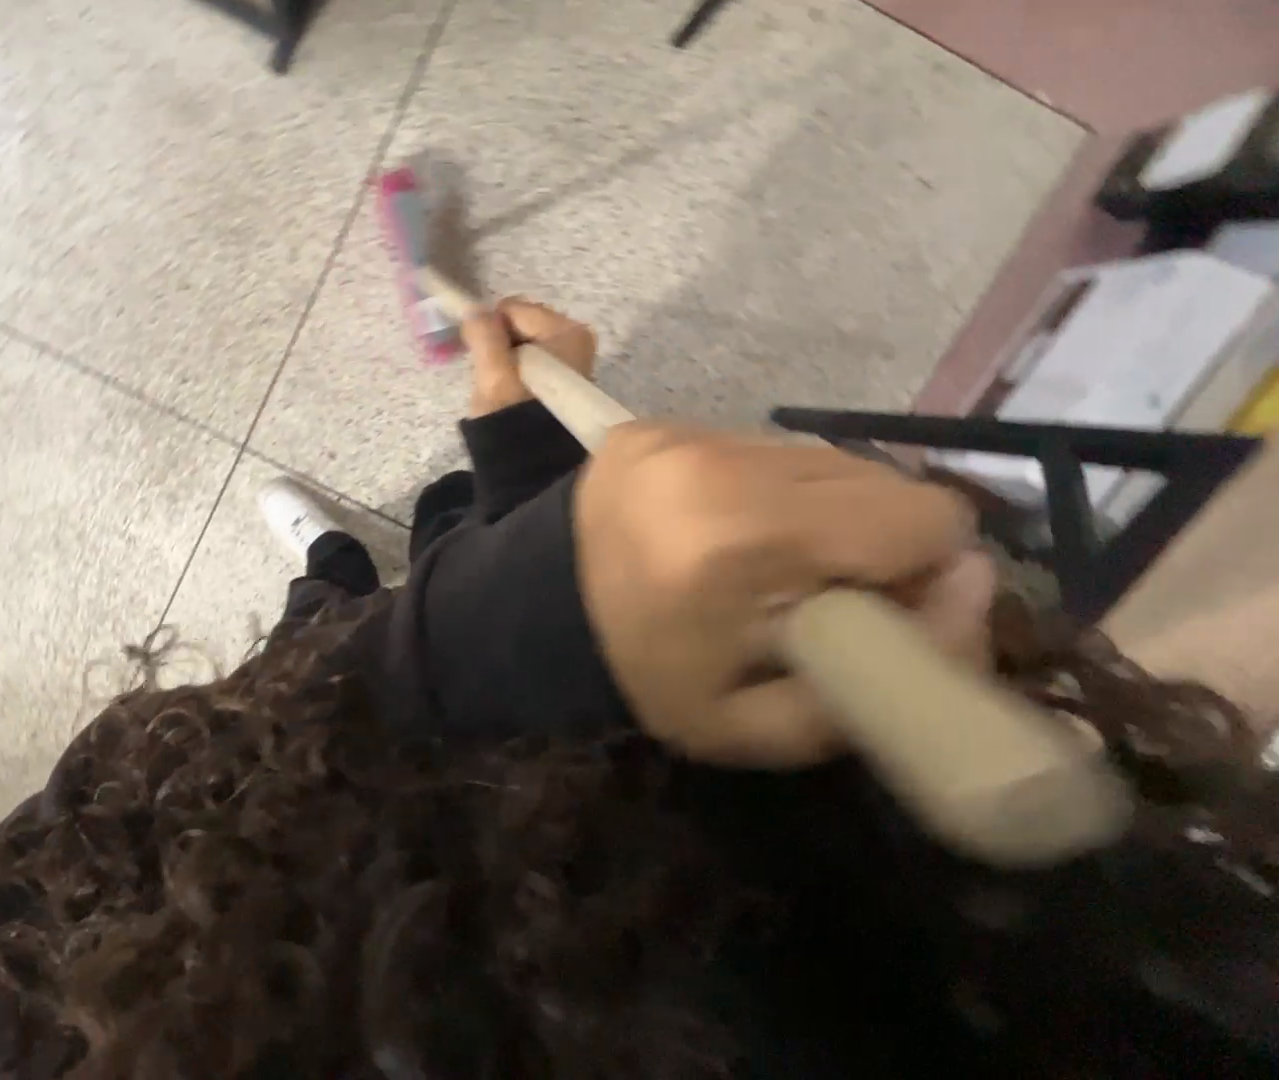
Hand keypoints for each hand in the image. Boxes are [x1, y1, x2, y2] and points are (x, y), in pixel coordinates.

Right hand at [463, 297, 596, 416]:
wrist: (535, 464)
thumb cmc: (515, 416)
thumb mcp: (494, 374)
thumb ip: (483, 335)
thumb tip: (474, 310)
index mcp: (567, 330)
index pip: (512, 309)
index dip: (489, 329)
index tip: (477, 356)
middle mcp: (578, 339)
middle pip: (521, 325)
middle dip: (500, 345)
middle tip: (490, 376)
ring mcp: (575, 361)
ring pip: (524, 346)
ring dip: (506, 362)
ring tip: (500, 390)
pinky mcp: (565, 383)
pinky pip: (533, 364)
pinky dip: (518, 375)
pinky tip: (512, 397)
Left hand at [573, 425, 995, 767]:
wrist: (534, 618)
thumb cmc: (645, 677)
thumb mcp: (763, 725)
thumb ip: (891, 675)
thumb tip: (973, 585)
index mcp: (740, 539)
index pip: (922, 518)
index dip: (925, 571)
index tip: (878, 607)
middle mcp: (713, 464)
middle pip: (879, 477)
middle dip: (873, 538)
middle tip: (818, 587)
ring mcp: (681, 433)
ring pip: (823, 458)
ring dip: (819, 510)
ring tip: (763, 559)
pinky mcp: (657, 423)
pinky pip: (761, 447)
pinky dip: (767, 489)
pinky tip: (724, 530)